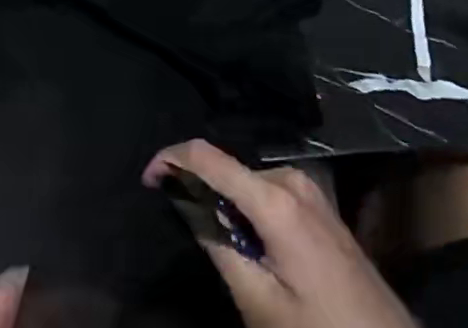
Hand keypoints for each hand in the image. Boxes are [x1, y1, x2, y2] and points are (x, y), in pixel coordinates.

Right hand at [144, 140, 414, 327]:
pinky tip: (249, 244)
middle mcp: (291, 179)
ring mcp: (309, 189)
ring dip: (226, 205)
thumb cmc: (319, 325)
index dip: (171, 159)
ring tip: (218, 244)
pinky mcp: (319, 204)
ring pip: (247, 183)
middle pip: (228, 170)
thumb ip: (219, 247)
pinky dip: (248, 210)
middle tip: (183, 226)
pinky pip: (269, 193)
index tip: (147, 179)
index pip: (208, 157)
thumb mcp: (259, 301)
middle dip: (200, 190)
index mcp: (274, 198)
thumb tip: (188, 207)